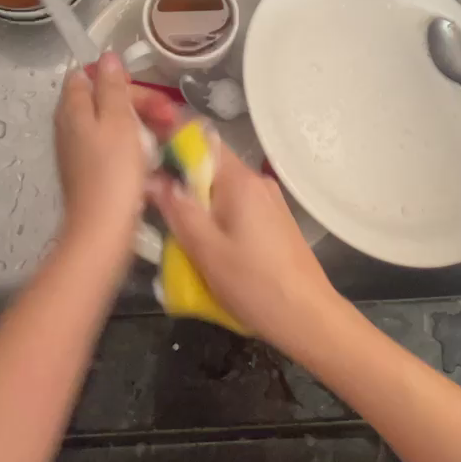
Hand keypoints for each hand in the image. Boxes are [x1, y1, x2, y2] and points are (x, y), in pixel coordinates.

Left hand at [54, 53, 176, 255]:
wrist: (102, 229)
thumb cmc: (113, 170)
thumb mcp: (118, 119)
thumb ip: (111, 86)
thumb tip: (106, 57)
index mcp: (72, 107)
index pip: (87, 75)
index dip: (115, 77)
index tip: (140, 89)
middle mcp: (70, 125)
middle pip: (103, 98)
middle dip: (137, 101)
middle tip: (167, 114)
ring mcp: (79, 149)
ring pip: (111, 122)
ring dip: (140, 123)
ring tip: (166, 134)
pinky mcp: (90, 170)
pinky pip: (113, 145)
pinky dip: (133, 144)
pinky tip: (151, 156)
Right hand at [144, 138, 343, 347]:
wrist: (309, 318)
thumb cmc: (254, 283)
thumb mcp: (206, 250)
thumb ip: (178, 210)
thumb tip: (153, 179)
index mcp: (240, 180)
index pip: (201, 143)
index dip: (173, 150)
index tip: (151, 169)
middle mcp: (257, 182)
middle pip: (211, 170)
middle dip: (185, 190)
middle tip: (163, 219)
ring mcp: (271, 202)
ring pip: (223, 194)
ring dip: (202, 211)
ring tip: (186, 244)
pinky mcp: (277, 223)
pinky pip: (238, 211)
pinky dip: (221, 224)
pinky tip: (215, 255)